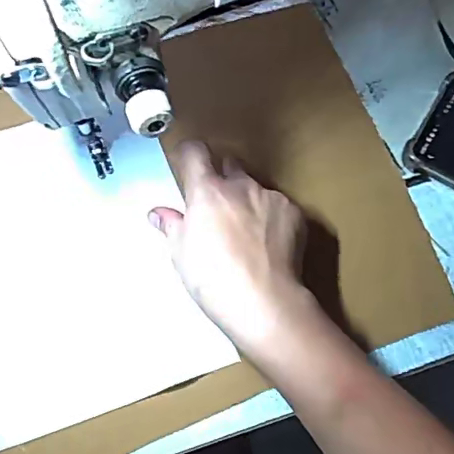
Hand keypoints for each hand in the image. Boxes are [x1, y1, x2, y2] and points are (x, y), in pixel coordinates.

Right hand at [151, 141, 316, 357]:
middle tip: (216, 207)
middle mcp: (241, 186)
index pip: (195, 152)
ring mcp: (271, 197)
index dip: (189, 154)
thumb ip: (172, 226)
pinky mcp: (294, 213)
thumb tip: (159, 214)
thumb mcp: (182, 254)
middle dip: (222, 179)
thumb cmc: (214, 280)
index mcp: (207, 191)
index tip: (187, 164)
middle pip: (229, 165)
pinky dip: (271, 218)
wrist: (263, 302)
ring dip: (248, 201)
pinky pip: (278, 207)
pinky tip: (267, 244)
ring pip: (256, 188)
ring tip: (245, 234)